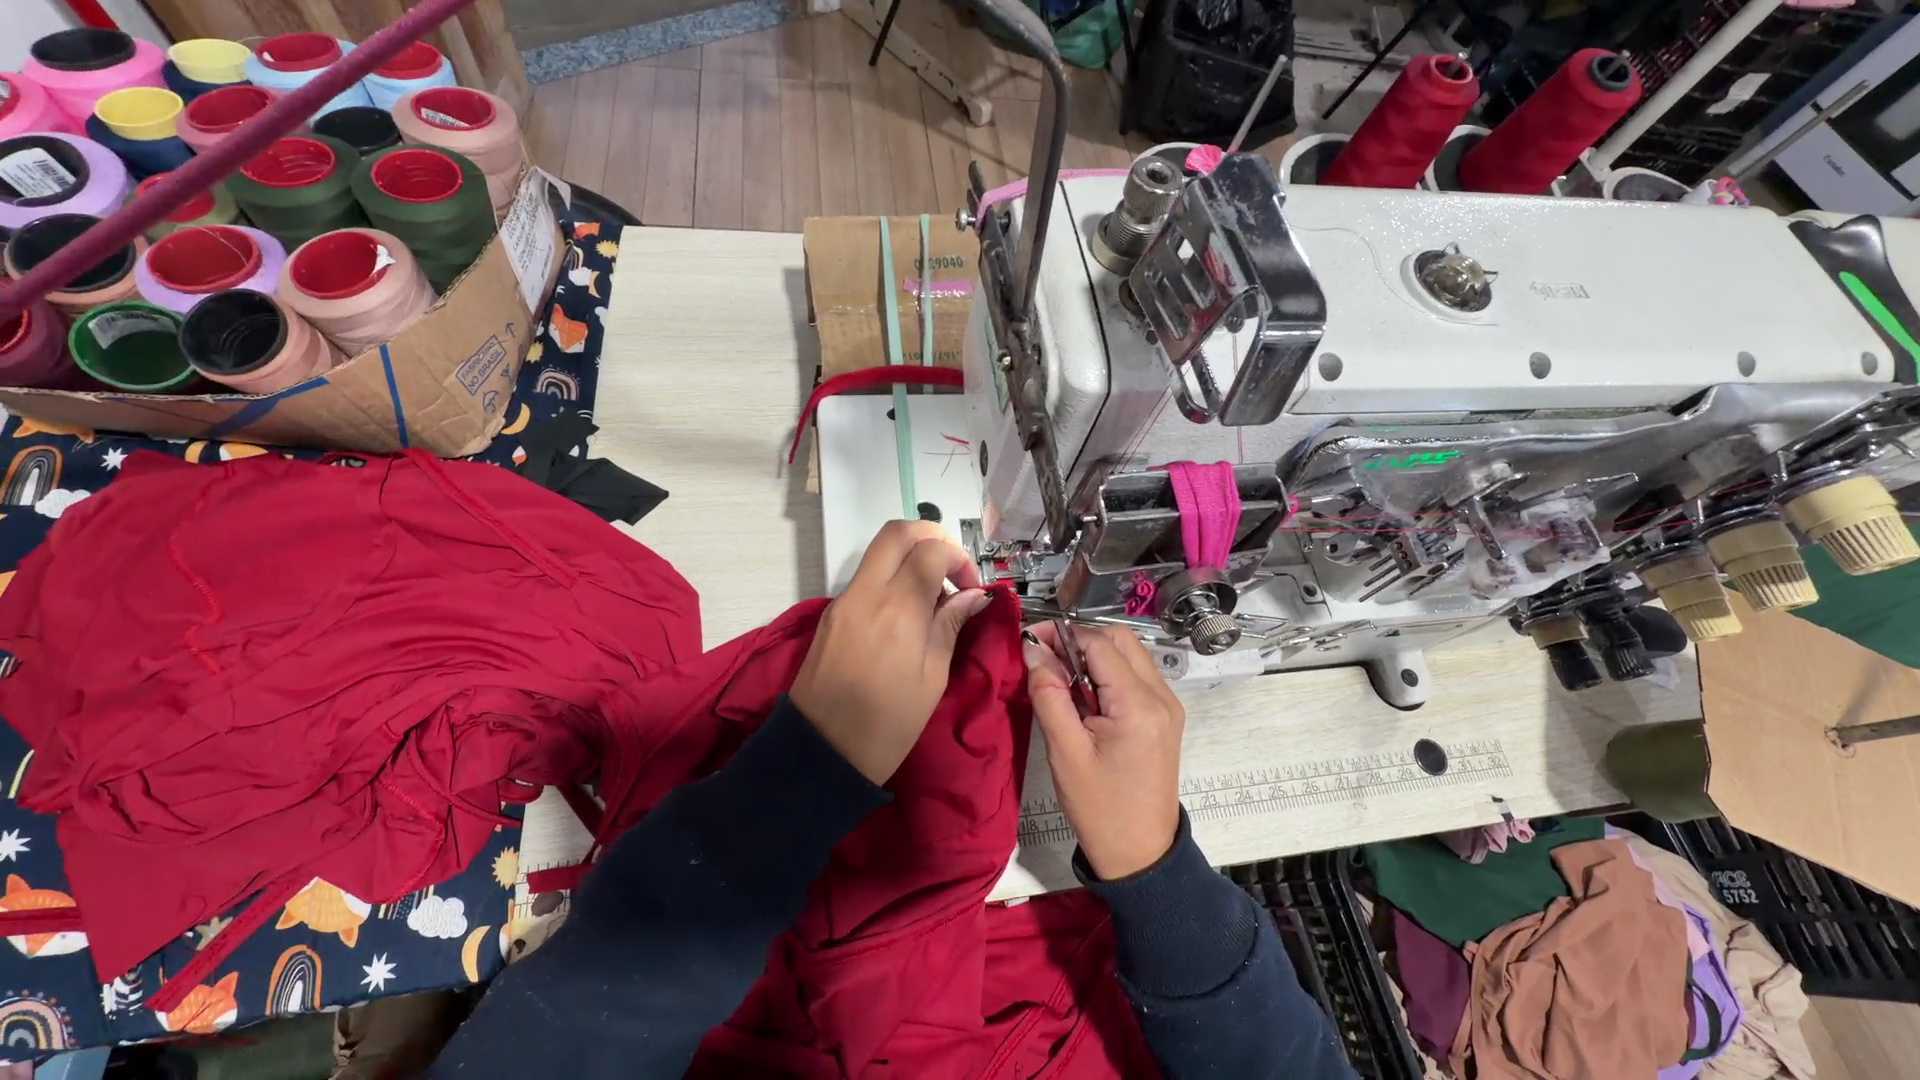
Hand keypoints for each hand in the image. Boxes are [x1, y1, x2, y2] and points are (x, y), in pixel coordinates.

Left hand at [791, 520, 989, 784]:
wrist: (819, 753)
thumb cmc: (886, 725)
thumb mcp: (932, 678)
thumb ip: (949, 626)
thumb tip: (973, 596)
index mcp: (896, 609)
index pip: (930, 550)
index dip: (959, 558)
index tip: (972, 589)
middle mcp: (866, 593)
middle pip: (897, 532)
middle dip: (931, 537)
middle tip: (953, 569)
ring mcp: (843, 601)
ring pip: (878, 552)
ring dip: (910, 557)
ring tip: (934, 596)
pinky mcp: (832, 615)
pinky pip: (866, 578)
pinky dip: (892, 578)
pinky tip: (908, 613)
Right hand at [1024, 622, 1185, 880]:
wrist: (1140, 853)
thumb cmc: (1099, 808)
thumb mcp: (1065, 752)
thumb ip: (1049, 695)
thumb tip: (1033, 650)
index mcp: (1139, 705)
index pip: (1099, 643)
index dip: (1062, 634)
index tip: (1030, 641)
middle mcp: (1161, 696)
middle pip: (1119, 639)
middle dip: (1079, 640)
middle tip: (1046, 662)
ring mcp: (1167, 704)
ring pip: (1128, 653)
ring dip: (1093, 655)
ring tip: (1062, 682)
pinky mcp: (1164, 715)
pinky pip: (1134, 675)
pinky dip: (1107, 673)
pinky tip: (1084, 697)